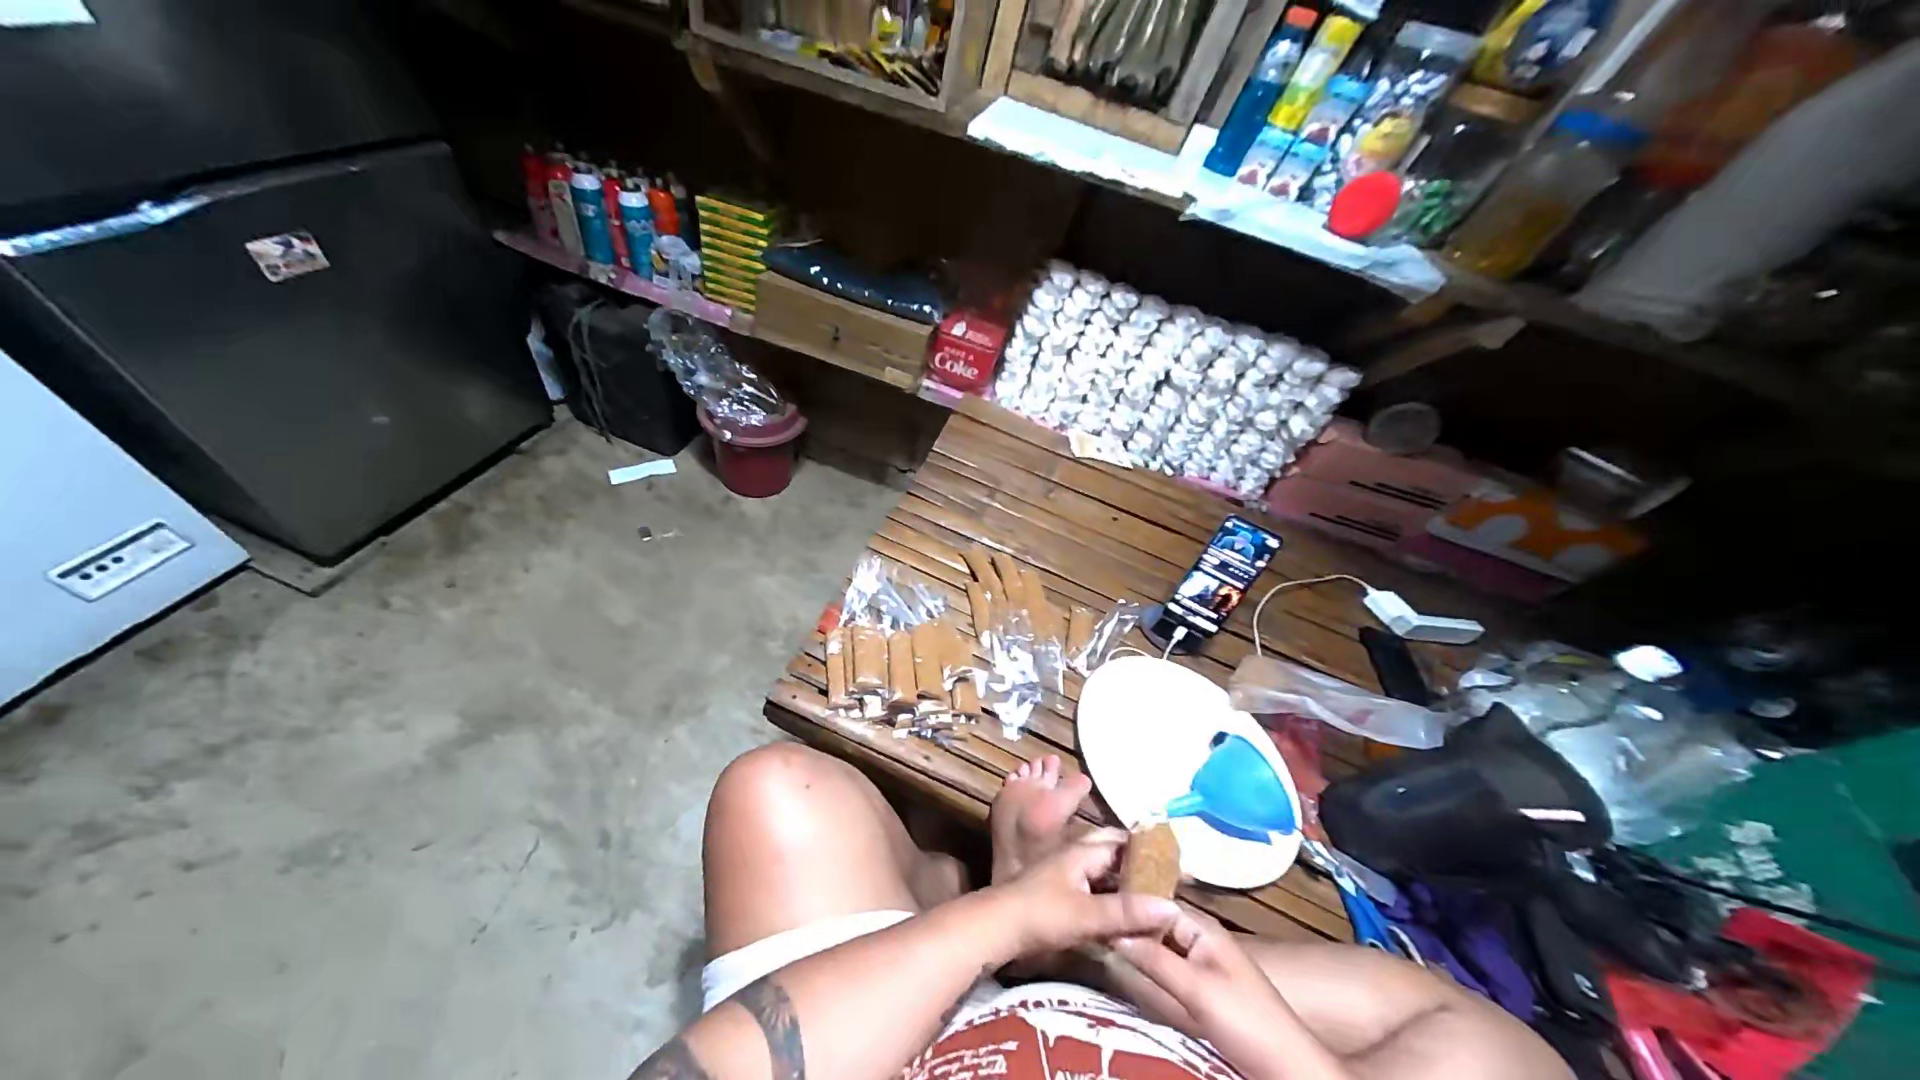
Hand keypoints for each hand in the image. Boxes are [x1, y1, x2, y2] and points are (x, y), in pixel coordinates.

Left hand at [984, 828, 1180, 963]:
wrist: (997, 925)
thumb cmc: (1041, 914)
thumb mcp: (1087, 915)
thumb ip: (1126, 911)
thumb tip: (1171, 906)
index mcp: (1083, 851)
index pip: (1123, 842)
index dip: (1150, 850)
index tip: (1177, 861)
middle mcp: (1075, 854)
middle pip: (1113, 851)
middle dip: (1139, 861)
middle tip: (1168, 878)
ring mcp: (1065, 872)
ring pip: (1102, 868)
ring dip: (1124, 878)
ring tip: (1152, 895)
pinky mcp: (1059, 890)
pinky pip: (1092, 884)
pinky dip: (1110, 892)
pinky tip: (1121, 910)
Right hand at [1111, 907, 1344, 1079]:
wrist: (1289, 1071)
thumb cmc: (1247, 1023)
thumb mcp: (1197, 990)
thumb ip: (1155, 960)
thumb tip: (1113, 931)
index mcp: (1202, 928)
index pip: (1155, 902)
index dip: (1126, 901)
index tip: (1090, 903)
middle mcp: (1200, 939)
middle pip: (1156, 923)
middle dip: (1127, 923)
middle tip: (1088, 925)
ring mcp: (1202, 965)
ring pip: (1159, 947)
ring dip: (1136, 947)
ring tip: (1097, 944)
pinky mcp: (1202, 991)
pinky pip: (1167, 969)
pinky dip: (1148, 968)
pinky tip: (1126, 975)